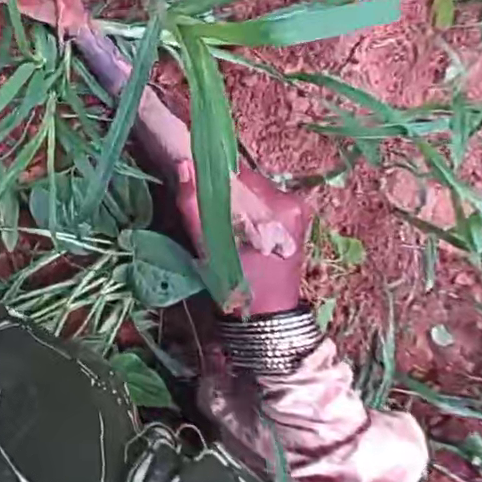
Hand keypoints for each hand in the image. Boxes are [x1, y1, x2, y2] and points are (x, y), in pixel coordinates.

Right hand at [174, 160, 310, 315]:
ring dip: (233, 197)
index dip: (212, 175)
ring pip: (253, 190)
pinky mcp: (295, 219)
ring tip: (218, 216)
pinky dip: (244, 207)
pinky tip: (234, 223)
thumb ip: (194, 204)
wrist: (266, 316)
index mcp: (279, 206)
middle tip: (202, 203)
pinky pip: (261, 201)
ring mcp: (297, 210)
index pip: (238, 173)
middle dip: (222, 187)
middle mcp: (293, 202)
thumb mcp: (209, 244)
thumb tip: (184, 165)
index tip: (194, 182)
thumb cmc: (236, 283)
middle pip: (247, 180)